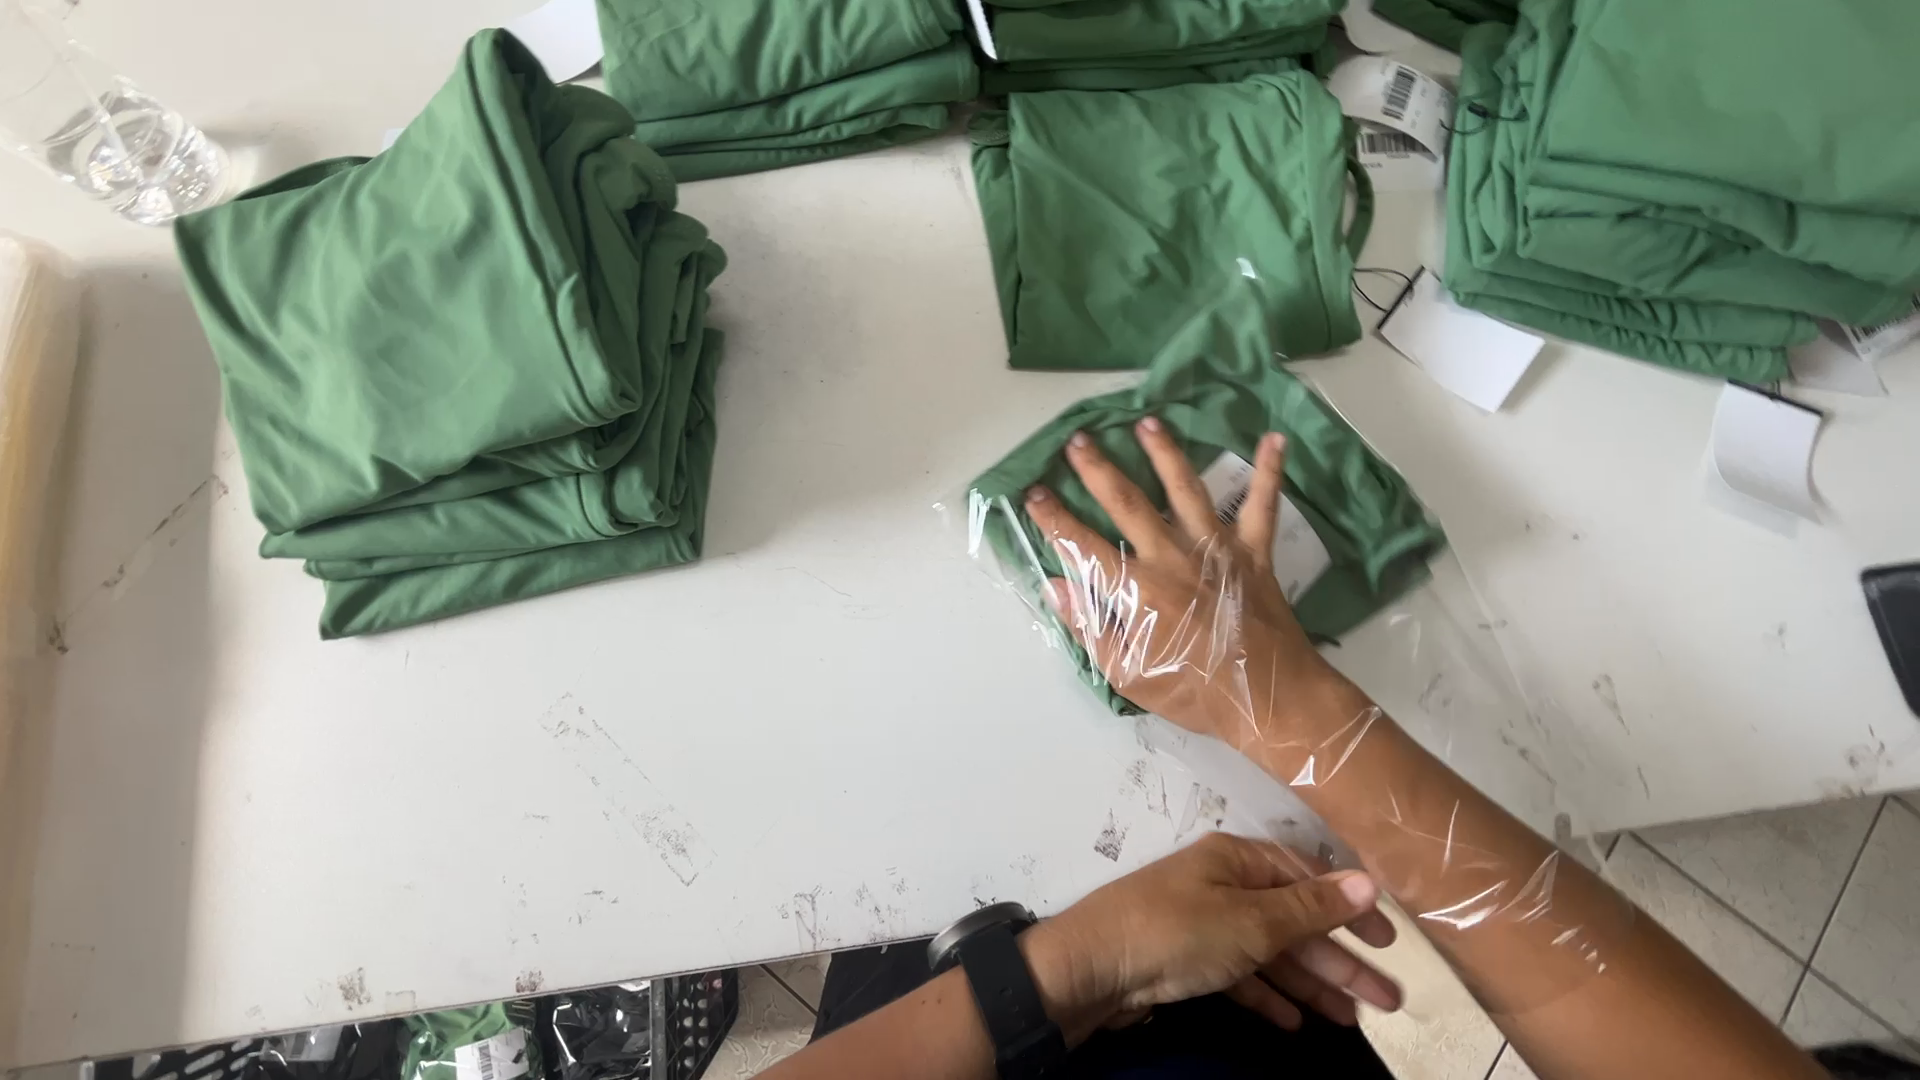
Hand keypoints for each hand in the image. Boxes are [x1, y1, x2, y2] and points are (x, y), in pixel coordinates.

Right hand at [1023, 418, 1337, 747]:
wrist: (1273, 700)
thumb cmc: (1197, 692)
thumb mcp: (1129, 674)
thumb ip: (1090, 627)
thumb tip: (1056, 586)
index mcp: (1139, 590)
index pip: (1083, 546)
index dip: (1054, 519)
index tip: (1033, 494)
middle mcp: (1173, 557)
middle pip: (1127, 503)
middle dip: (1097, 470)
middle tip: (1078, 441)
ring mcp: (1217, 549)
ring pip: (1185, 490)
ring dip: (1165, 453)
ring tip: (1147, 422)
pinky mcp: (1253, 552)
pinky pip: (1261, 505)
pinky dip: (1269, 472)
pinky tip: (1273, 438)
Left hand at [1025, 832, 1400, 1040]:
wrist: (1096, 967)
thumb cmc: (1178, 932)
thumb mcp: (1251, 919)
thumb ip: (1309, 906)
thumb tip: (1367, 879)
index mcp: (1234, 860)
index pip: (1302, 875)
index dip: (1346, 905)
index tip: (1388, 942)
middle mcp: (1220, 885)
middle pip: (1291, 919)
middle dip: (1338, 958)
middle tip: (1390, 1001)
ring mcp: (1202, 923)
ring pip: (1269, 952)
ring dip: (1311, 982)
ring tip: (1356, 1019)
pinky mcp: (1187, 959)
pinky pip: (1239, 975)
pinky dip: (1267, 995)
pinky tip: (1297, 1022)